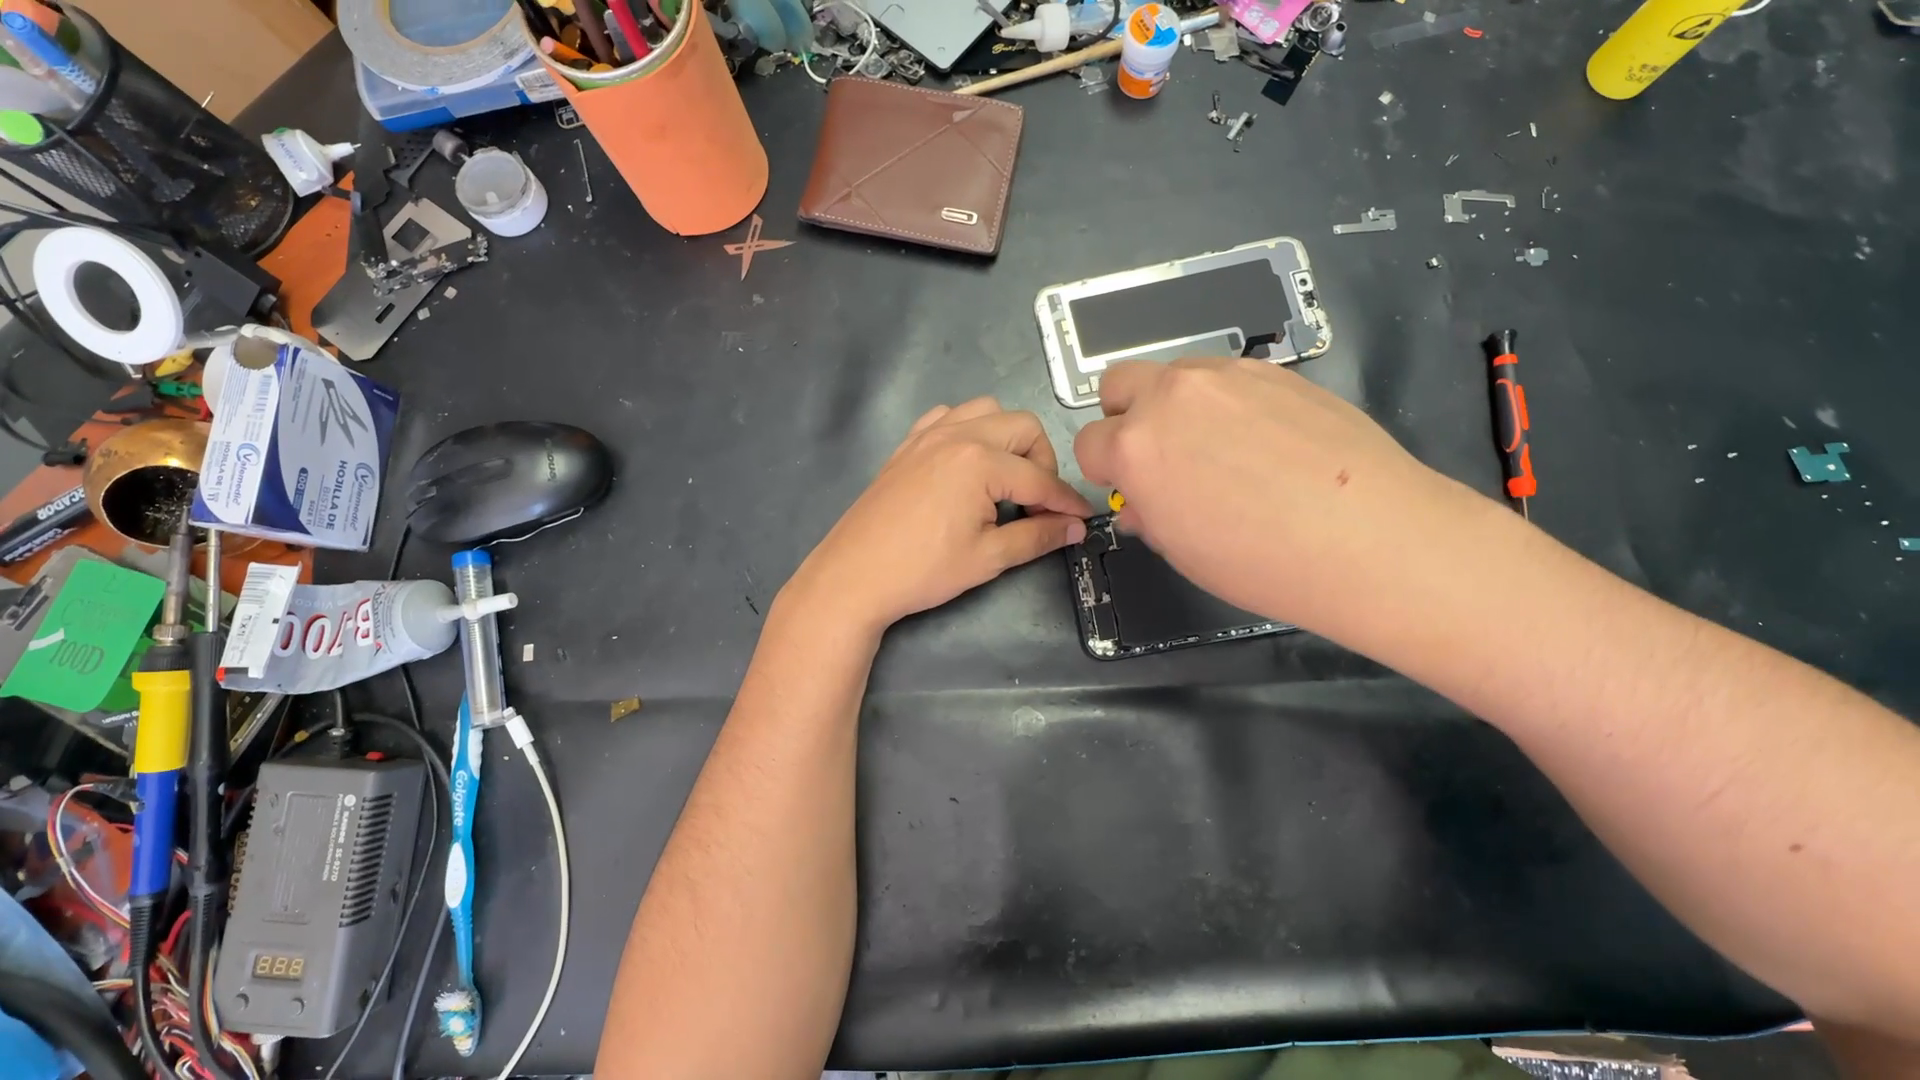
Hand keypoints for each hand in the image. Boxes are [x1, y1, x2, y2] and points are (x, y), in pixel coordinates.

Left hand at [787, 398, 1094, 635]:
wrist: (854, 575)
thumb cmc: (923, 570)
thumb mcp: (988, 558)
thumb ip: (1038, 536)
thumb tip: (1075, 527)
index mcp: (981, 461)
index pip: (1041, 479)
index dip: (1067, 502)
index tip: (1083, 519)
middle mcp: (958, 434)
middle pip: (1024, 427)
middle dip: (1042, 462)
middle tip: (1036, 504)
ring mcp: (929, 434)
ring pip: (988, 411)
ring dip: (1008, 439)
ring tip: (1004, 481)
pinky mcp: (908, 444)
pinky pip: (949, 417)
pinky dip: (969, 430)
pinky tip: (966, 465)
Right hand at [1074, 358, 1497, 639]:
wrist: (1368, 537)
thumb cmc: (1261, 562)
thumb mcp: (1183, 551)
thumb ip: (1149, 514)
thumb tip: (1143, 502)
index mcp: (1135, 447)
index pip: (1088, 443)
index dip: (1104, 471)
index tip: (1131, 490)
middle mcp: (1171, 397)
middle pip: (1118, 384)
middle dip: (1125, 418)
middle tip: (1160, 457)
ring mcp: (1225, 376)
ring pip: (1175, 375)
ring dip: (1177, 406)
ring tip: (1222, 449)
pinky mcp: (1274, 370)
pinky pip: (1227, 378)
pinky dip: (1227, 403)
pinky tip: (1266, 442)